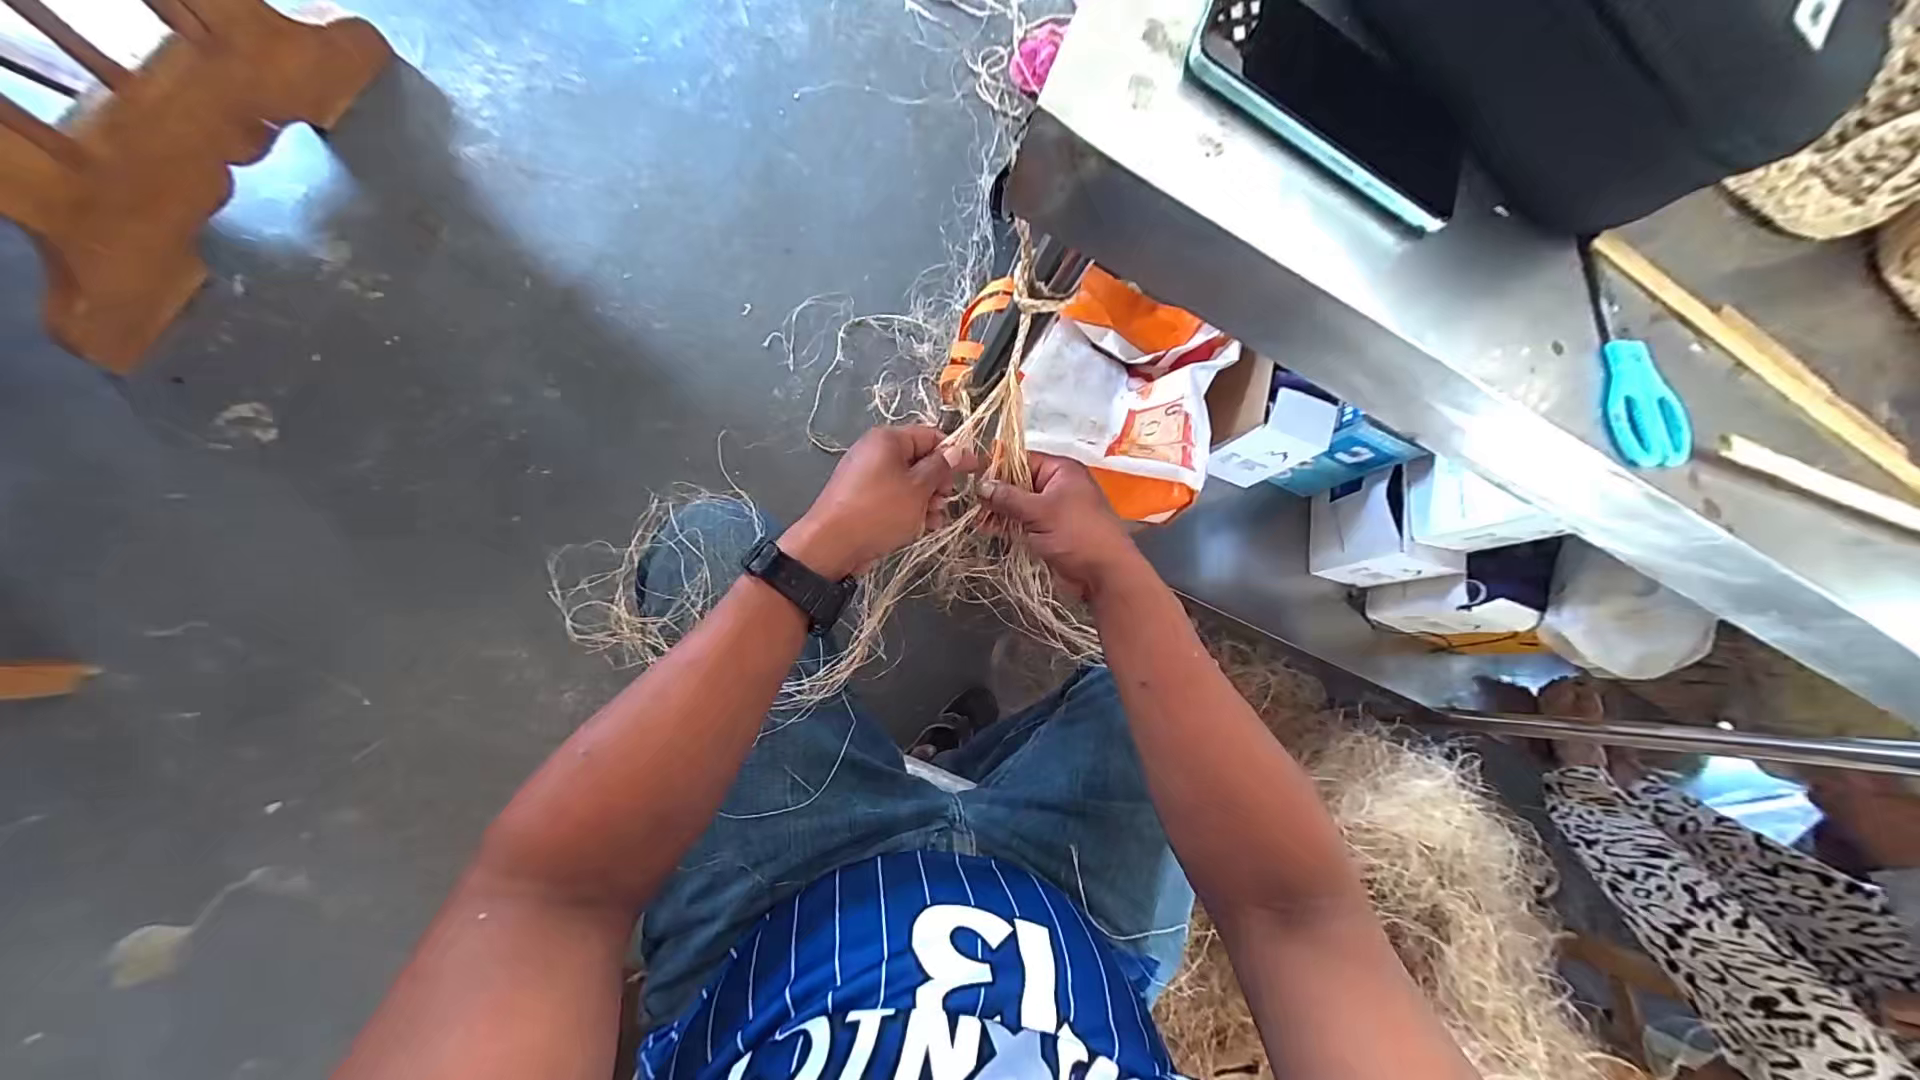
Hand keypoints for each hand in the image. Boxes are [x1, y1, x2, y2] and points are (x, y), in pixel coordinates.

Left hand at [781, 425, 980, 578]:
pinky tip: (920, 526)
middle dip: (939, 481)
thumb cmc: (879, 511)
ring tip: (933, 520)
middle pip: (920, 459)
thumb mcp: (918, 489)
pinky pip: (894, 496)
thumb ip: (941, 467)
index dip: (955, 453)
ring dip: (927, 499)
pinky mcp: (863, 498)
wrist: (832, 545)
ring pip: (909, 482)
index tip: (974, 471)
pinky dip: (910, 508)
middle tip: (945, 500)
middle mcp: (875, 452)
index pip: (931, 436)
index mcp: (887, 439)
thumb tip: (958, 450)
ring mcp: (867, 476)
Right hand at [979, 452, 1143, 599]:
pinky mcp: (1049, 531)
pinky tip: (986, 528)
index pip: (1022, 459)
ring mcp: (1053, 509)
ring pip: (1019, 504)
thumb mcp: (1040, 512)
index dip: (997, 467)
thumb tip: (981, 485)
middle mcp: (1057, 485)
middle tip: (969, 500)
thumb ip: (1008, 497)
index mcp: (1061, 471)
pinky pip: (1024, 521)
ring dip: (998, 510)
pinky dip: (1007, 524)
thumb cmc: (1077, 535)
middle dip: (995, 491)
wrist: (1104, 574)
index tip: (972, 476)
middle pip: (1019, 482)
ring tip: (975, 517)